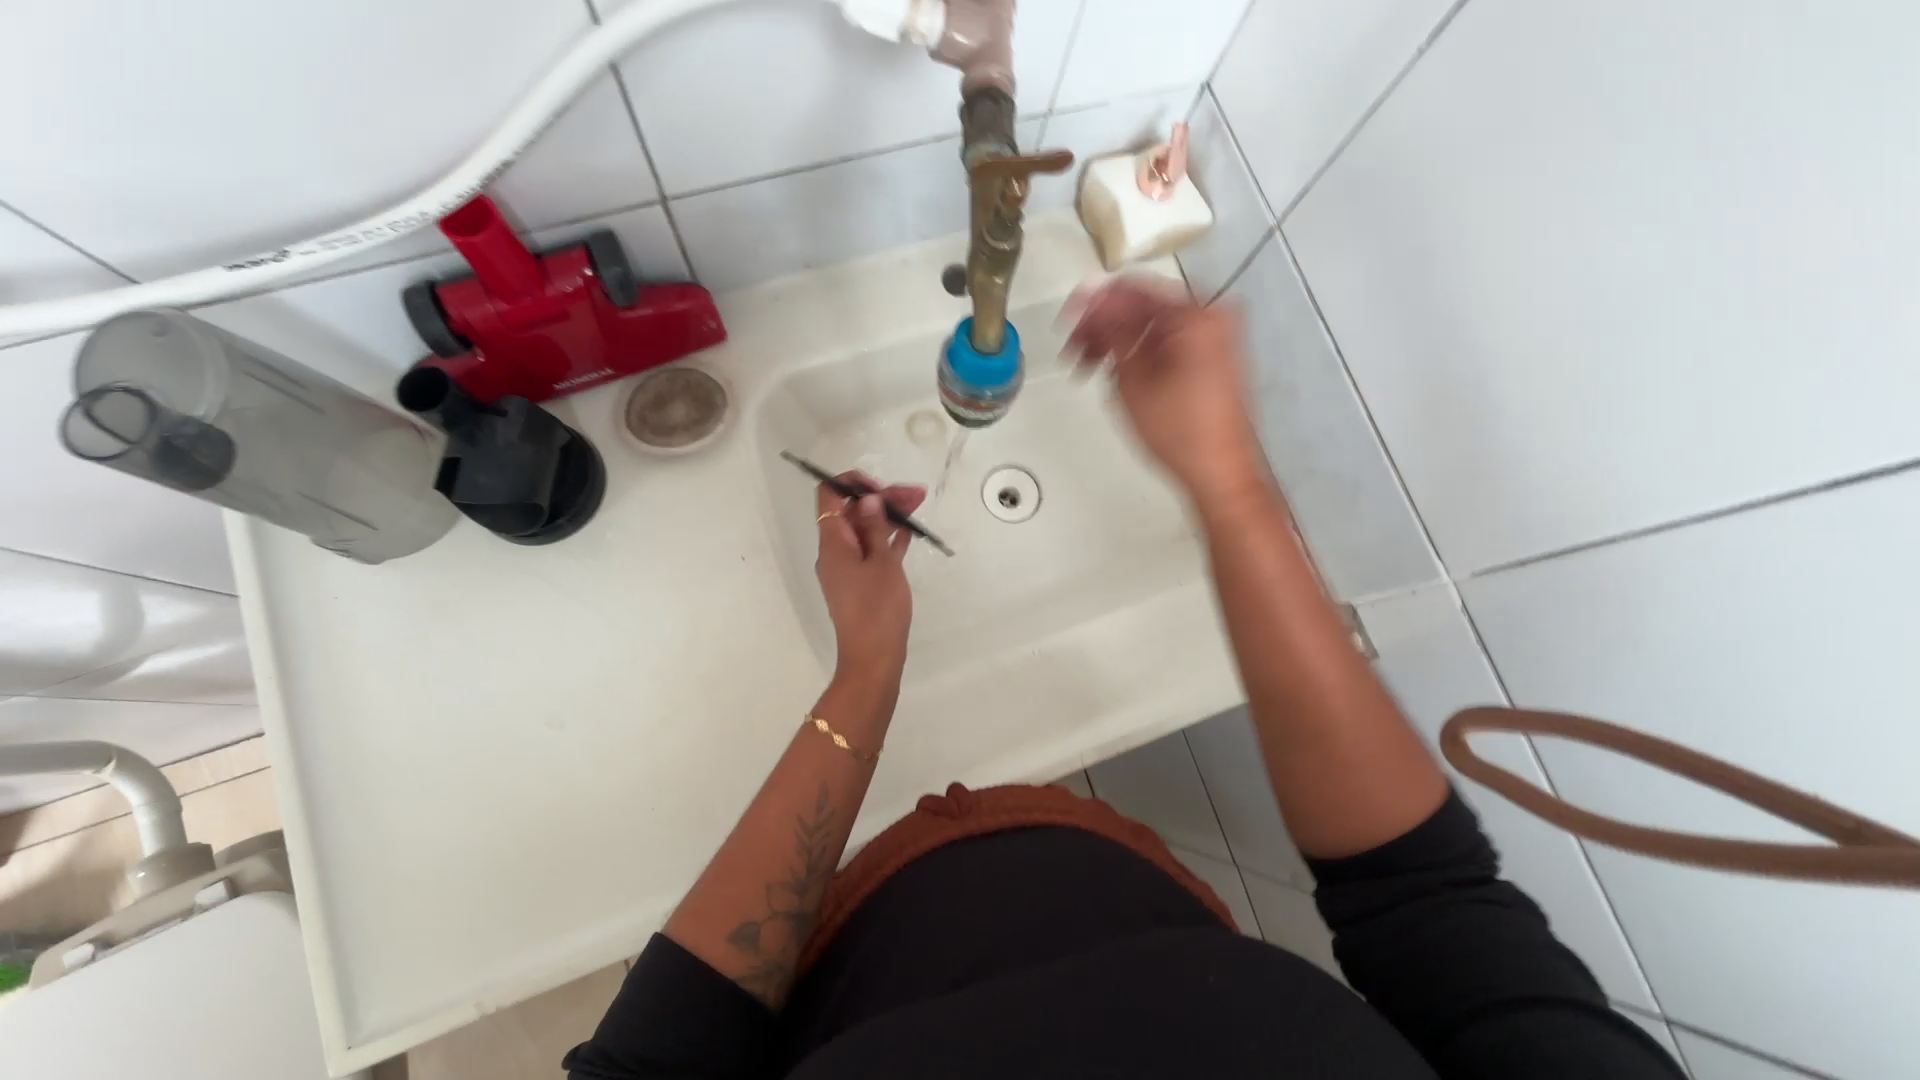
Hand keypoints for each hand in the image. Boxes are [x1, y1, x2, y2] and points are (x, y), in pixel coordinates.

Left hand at [815, 473, 925, 683]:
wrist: (873, 658)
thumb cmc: (877, 608)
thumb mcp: (882, 563)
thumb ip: (876, 529)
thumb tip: (867, 501)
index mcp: (833, 543)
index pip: (829, 496)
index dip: (852, 483)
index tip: (880, 487)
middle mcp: (835, 552)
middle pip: (853, 512)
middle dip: (881, 499)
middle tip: (914, 494)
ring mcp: (848, 569)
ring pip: (866, 531)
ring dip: (889, 517)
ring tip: (918, 505)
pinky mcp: (861, 584)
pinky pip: (872, 552)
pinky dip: (888, 539)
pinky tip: (910, 532)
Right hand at [1063, 277, 1267, 507]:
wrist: (1219, 472)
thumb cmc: (1182, 433)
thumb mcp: (1133, 379)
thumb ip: (1111, 333)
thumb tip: (1093, 304)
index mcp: (1196, 315)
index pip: (1132, 289)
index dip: (1093, 302)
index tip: (1068, 318)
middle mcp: (1210, 318)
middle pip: (1142, 307)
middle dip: (1102, 326)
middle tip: (1073, 349)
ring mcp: (1214, 339)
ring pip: (1151, 326)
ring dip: (1116, 342)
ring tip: (1087, 367)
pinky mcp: (1211, 359)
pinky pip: (1167, 343)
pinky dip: (1139, 353)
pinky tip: (1114, 372)